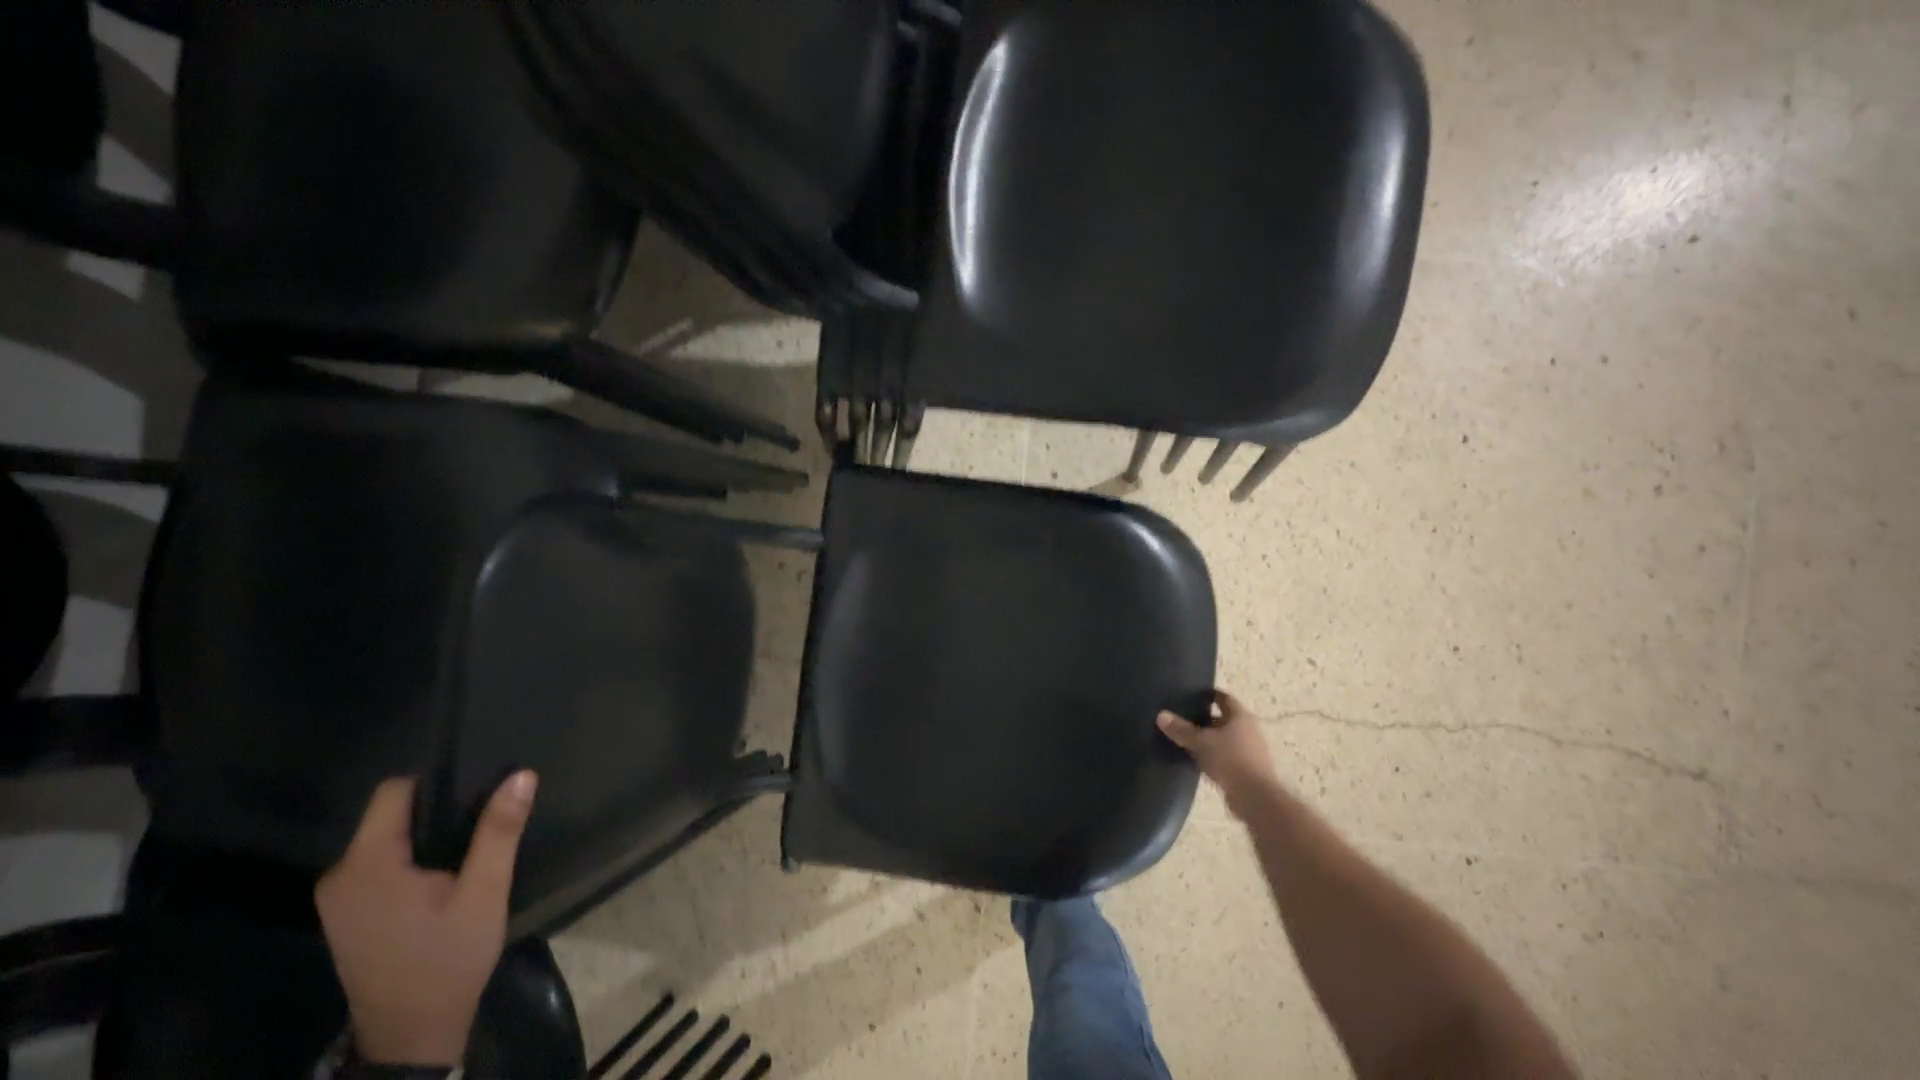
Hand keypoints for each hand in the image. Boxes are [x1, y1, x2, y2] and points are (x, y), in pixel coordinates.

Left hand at [315, 771, 537, 1065]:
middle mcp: (339, 874)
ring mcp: (335, 898)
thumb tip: (522, 775)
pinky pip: (374, 867)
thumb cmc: (449, 959)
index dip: (436, 784)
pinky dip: (405, 864)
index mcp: (368, 863)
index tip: (474, 793)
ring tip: (462, 854)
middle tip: (477, 827)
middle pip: (387, 817)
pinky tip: (437, 882)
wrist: (411, 1035)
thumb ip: (498, 832)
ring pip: (382, 842)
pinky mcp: (342, 915)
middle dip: (432, 815)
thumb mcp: (484, 893)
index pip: (394, 792)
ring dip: (419, 841)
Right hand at [1157, 690, 1279, 819]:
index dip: (1210, 695)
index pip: (1224, 698)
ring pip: (1226, 739)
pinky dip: (1215, 757)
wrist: (1255, 796)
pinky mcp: (1248, 769)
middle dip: (1207, 719)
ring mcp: (1251, 751)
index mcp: (1241, 717)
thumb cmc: (1230, 760)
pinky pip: (1228, 757)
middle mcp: (1249, 730)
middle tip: (1185, 718)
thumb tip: (1161, 715)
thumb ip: (1181, 730)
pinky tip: (1199, 762)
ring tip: (1188, 741)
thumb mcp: (1201, 742)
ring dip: (1210, 740)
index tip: (1193, 695)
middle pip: (1225, 719)